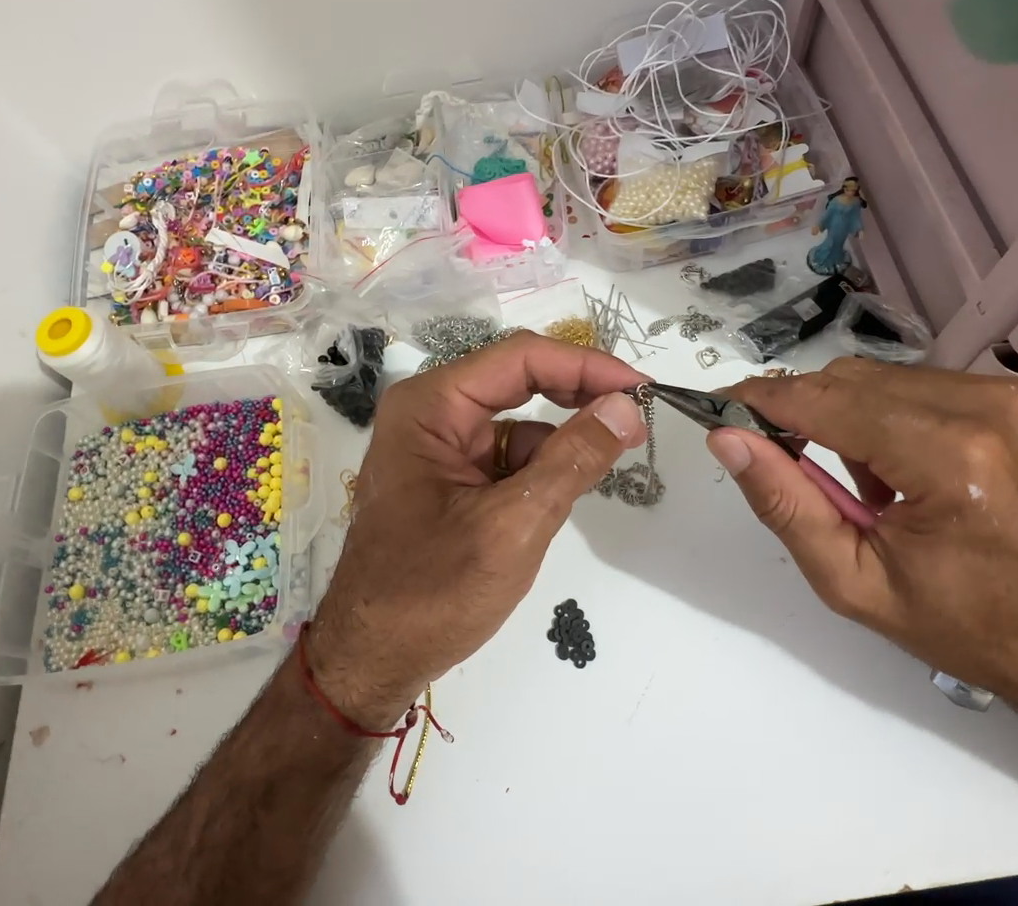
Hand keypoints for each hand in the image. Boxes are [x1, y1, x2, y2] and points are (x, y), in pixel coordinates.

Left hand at [306, 333, 646, 727]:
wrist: (374, 660)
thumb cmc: (433, 593)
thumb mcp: (514, 525)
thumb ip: (572, 461)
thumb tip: (626, 407)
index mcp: (430, 406)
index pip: (521, 357)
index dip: (587, 366)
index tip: (643, 389)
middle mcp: (432, 413)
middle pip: (520, 381)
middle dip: (579, 396)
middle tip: (638, 416)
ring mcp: (440, 447)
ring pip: (521, 424)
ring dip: (560, 444)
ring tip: (593, 475)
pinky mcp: (451, 480)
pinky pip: (509, 459)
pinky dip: (540, 474)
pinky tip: (551, 507)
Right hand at [707, 358, 1017, 715]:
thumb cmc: (970, 627)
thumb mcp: (855, 582)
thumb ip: (785, 504)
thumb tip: (727, 439)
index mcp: (950, 458)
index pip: (827, 402)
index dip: (764, 400)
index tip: (719, 406)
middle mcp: (990, 406)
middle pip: (854, 380)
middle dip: (805, 411)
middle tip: (782, 458)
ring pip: (889, 378)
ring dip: (851, 416)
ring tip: (864, 485)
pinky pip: (929, 386)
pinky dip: (896, 417)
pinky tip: (906, 469)